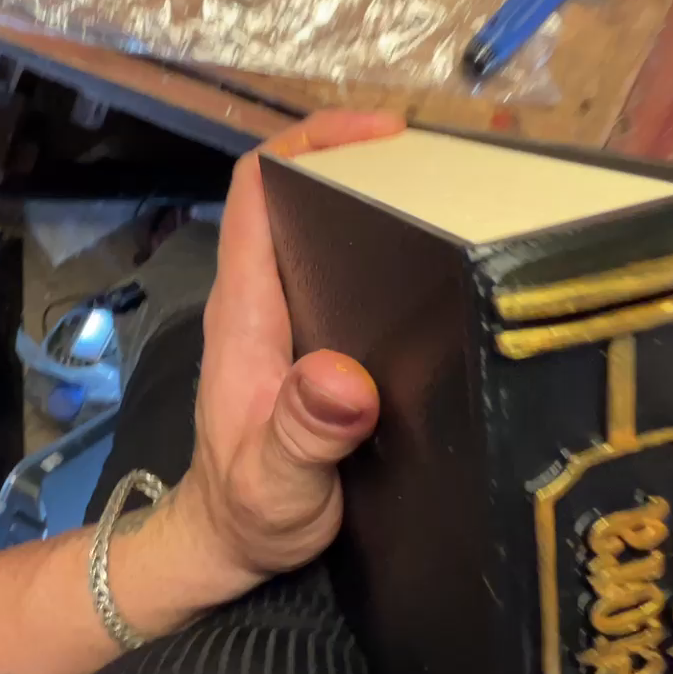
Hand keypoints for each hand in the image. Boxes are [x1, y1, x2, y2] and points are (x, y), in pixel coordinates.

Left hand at [169, 110, 403, 584]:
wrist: (228, 537)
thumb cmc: (247, 510)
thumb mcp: (277, 482)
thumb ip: (303, 433)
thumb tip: (344, 379)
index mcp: (245, 312)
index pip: (256, 193)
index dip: (307, 144)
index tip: (381, 136)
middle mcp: (258, 300)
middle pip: (289, 198)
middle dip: (350, 161)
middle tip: (435, 161)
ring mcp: (278, 320)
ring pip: (312, 233)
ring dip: (366, 203)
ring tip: (444, 198)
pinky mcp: (301, 342)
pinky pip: (332, 274)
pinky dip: (372, 251)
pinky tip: (425, 265)